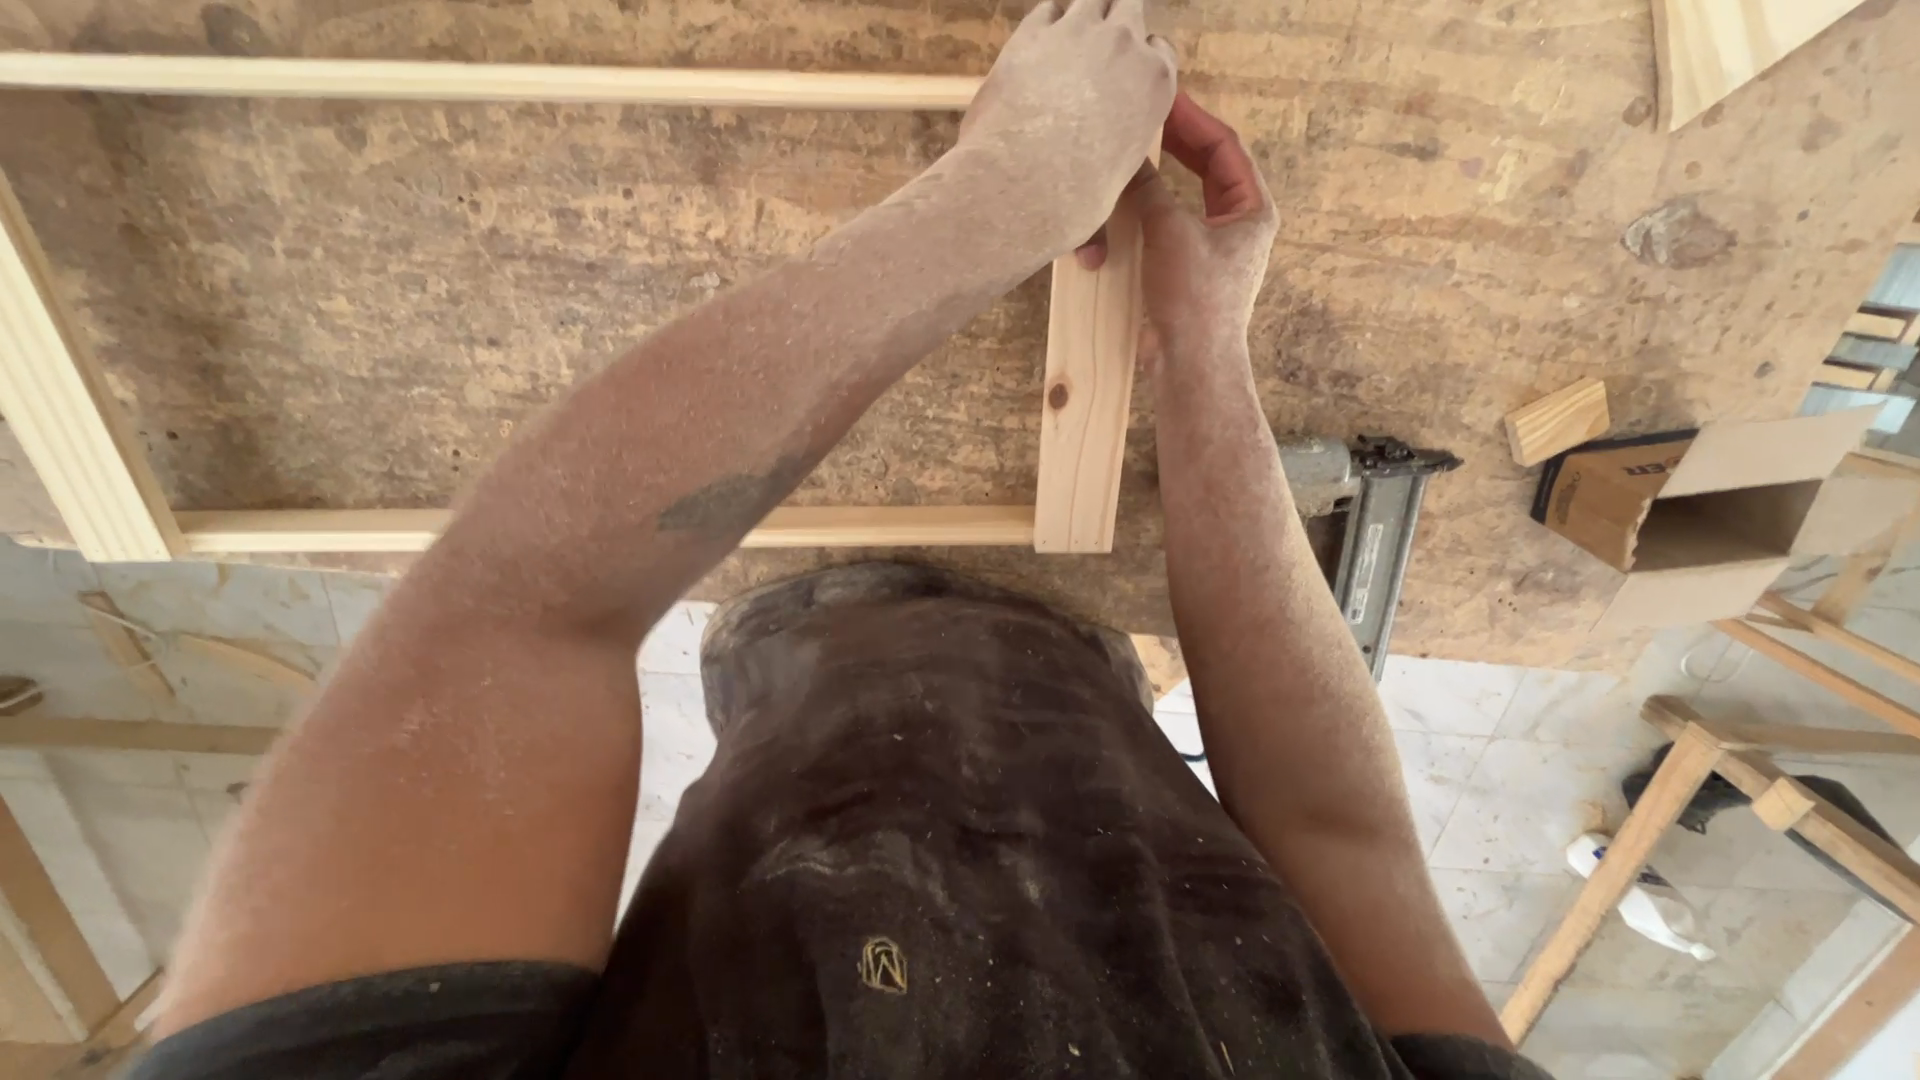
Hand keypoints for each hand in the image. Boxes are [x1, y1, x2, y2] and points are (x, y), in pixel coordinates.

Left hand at [957, 0, 1177, 256]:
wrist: (1026, 182)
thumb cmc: (1069, 202)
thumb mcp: (1097, 209)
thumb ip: (1096, 226)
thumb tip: (1094, 261)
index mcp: (1155, 86)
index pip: (1159, 52)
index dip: (1140, 59)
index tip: (1123, 72)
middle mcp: (1126, 47)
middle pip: (1129, 8)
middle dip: (1115, 21)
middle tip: (1097, 39)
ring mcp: (1081, 32)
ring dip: (1082, 13)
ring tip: (1067, 35)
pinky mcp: (1036, 32)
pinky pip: (1047, 8)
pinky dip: (1045, 21)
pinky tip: (1035, 44)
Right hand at [1126, 93, 1276, 362]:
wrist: (1190, 364)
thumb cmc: (1195, 299)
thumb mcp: (1171, 233)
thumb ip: (1150, 191)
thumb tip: (1128, 162)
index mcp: (1252, 211)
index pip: (1224, 148)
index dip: (1192, 121)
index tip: (1163, 100)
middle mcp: (1236, 227)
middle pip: (1205, 170)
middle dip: (1175, 146)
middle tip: (1145, 121)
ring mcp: (1210, 252)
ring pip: (1183, 200)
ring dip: (1157, 182)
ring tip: (1134, 159)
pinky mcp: (1185, 274)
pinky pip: (1164, 231)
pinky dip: (1145, 216)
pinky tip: (1126, 207)